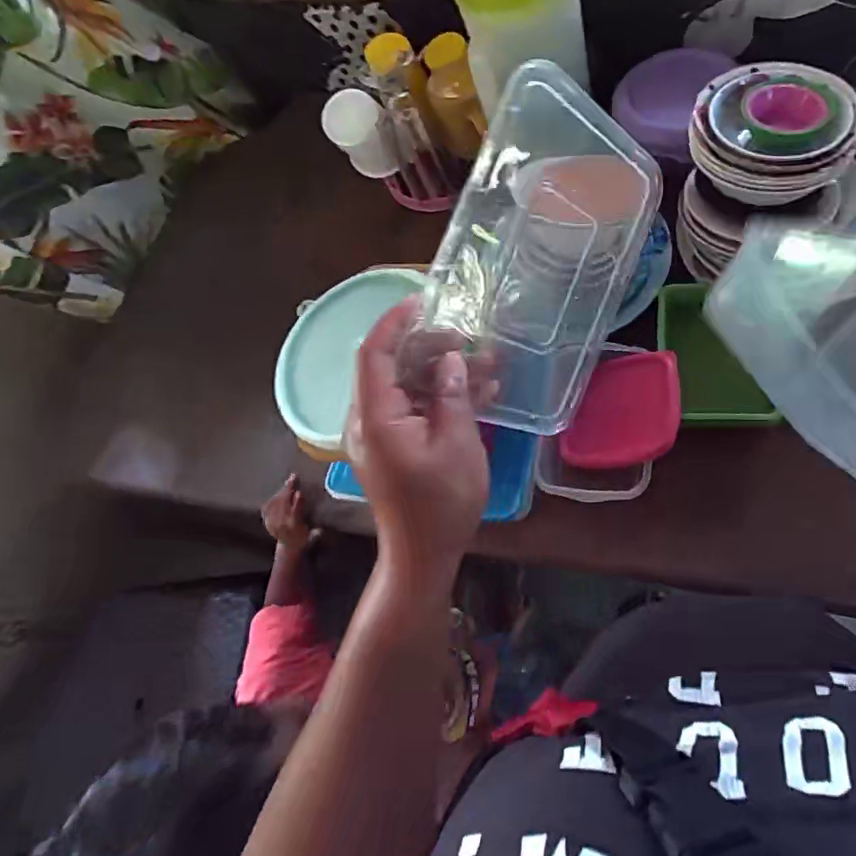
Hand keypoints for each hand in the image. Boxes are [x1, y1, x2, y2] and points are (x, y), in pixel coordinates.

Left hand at [262, 474, 315, 549]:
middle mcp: (281, 524)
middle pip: (283, 504)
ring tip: (289, 481)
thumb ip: (316, 533)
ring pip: (275, 503)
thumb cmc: (304, 539)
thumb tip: (321, 529)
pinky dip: (273, 498)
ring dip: (282, 491)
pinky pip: (267, 507)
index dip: (297, 503)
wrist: (288, 547)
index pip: (295, 513)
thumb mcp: (311, 537)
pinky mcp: (267, 520)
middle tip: (294, 477)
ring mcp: (272, 522)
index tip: (299, 493)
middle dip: (288, 489)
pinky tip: (279, 491)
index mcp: (294, 528)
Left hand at [345, 298, 488, 575]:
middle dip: (430, 346)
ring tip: (487, 366)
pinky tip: (478, 392)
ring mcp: (379, 433)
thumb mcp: (457, 443)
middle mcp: (368, 420)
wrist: (423, 554)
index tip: (423, 300)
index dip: (394, 322)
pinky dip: (439, 396)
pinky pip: (412, 407)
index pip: (374, 354)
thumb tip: (453, 359)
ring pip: (406, 386)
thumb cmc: (441, 502)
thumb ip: (452, 394)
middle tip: (470, 341)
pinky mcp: (392, 445)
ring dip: (442, 372)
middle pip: (392, 366)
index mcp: (376, 417)